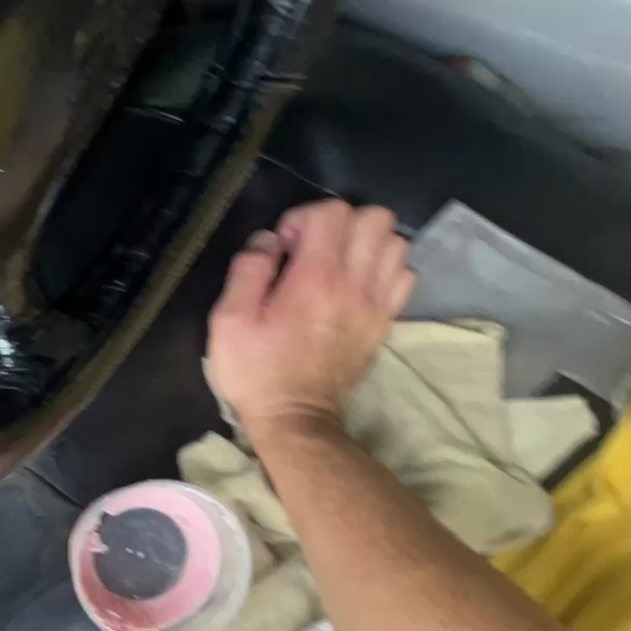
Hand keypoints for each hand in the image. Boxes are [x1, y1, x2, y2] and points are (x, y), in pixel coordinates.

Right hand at [206, 200, 413, 434]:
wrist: (294, 417)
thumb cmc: (254, 369)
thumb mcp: (228, 320)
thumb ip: (247, 271)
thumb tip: (267, 241)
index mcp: (315, 278)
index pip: (331, 213)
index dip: (300, 218)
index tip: (280, 247)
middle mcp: (357, 283)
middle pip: (374, 217)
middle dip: (337, 223)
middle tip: (307, 250)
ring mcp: (378, 302)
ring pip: (395, 240)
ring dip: (361, 243)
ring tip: (330, 265)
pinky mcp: (386, 319)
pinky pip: (403, 272)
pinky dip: (380, 268)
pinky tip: (351, 285)